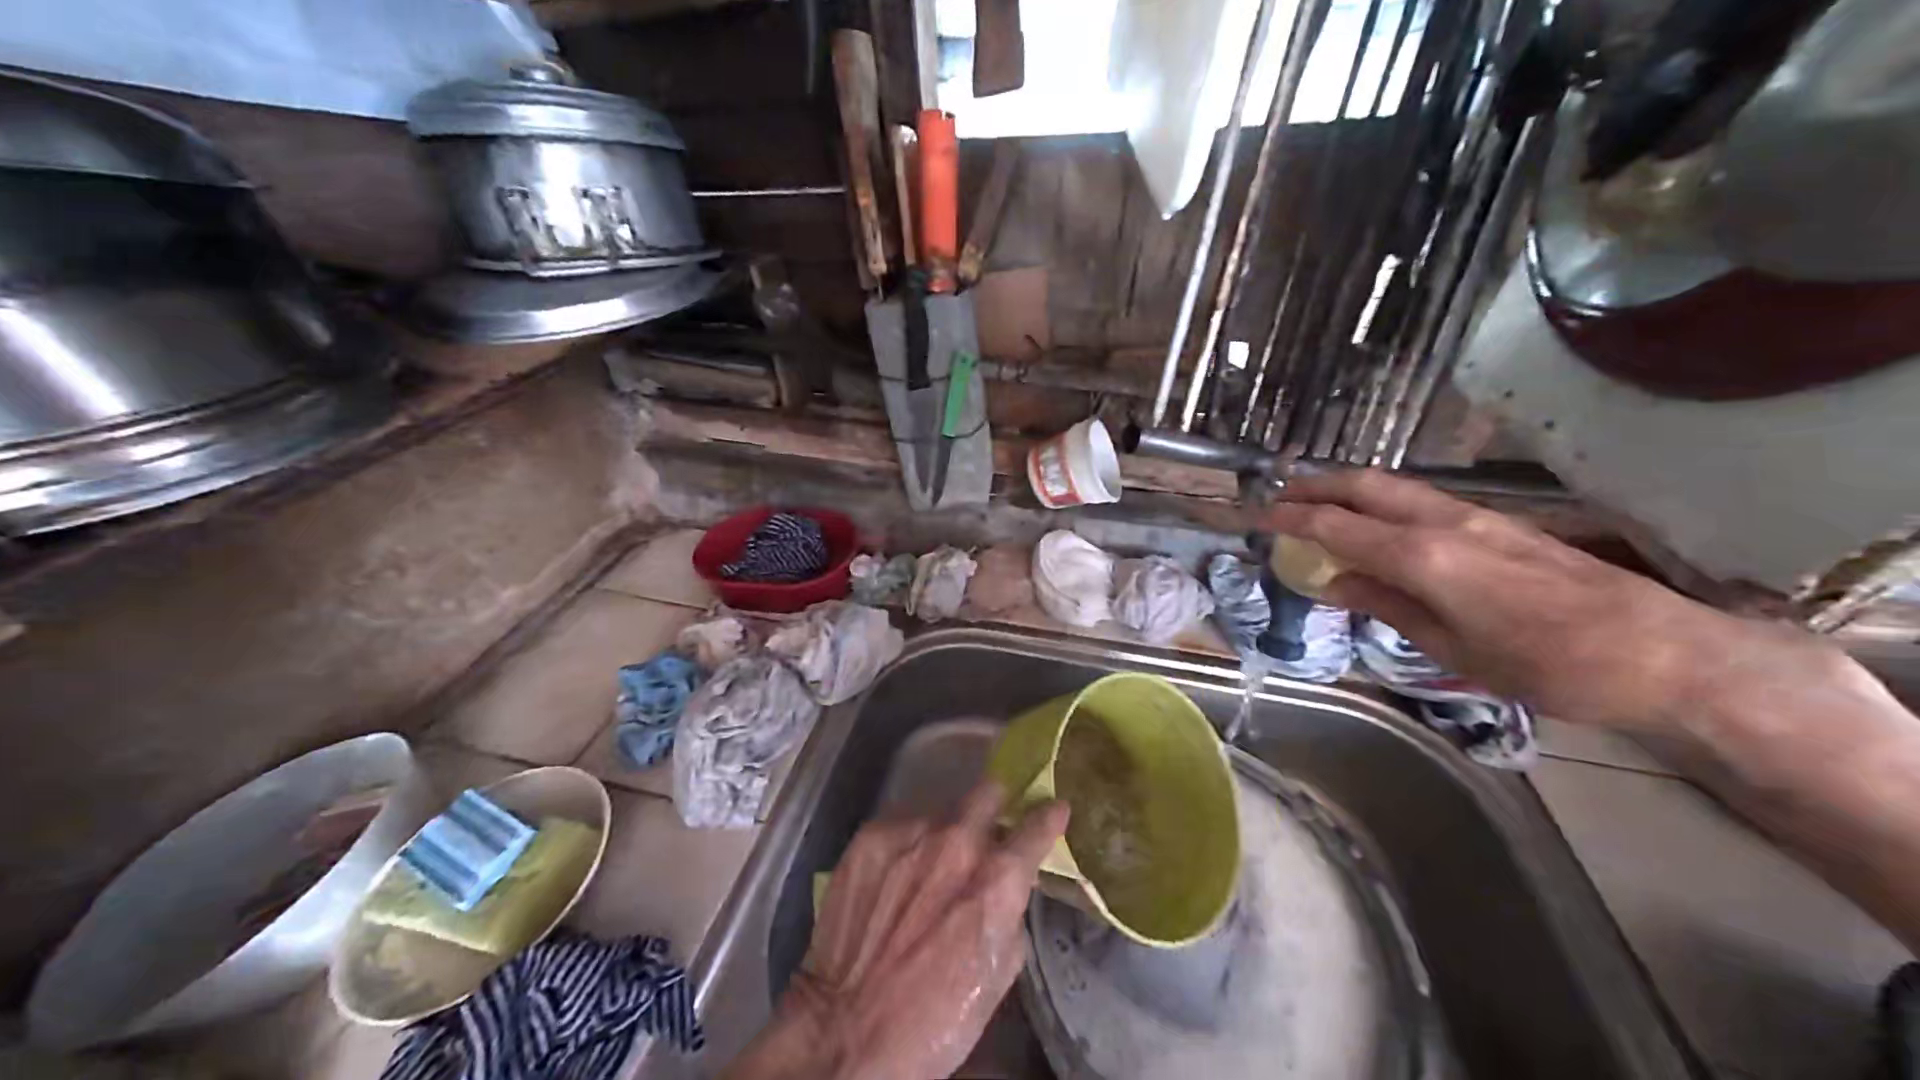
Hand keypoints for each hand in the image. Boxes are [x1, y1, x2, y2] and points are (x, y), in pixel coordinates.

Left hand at [721, 781, 1069, 1079]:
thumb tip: (1008, 886)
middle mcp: (956, 844)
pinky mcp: (870, 837)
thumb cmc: (934, 1018)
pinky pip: (902, 827)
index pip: (1037, 825)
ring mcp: (909, 834)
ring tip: (929, 871)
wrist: (845, 1029)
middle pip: (989, 792)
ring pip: (941, 815)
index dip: (1049, 816)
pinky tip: (895, 881)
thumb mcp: (998, 973)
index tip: (1054, 810)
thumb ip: (1009, 912)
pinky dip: (908, 847)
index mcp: (996, 880)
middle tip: (990, 825)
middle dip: (996, 805)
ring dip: (944, 836)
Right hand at [1266, 469, 1846, 732]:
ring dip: (1347, 488)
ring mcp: (1474, 516)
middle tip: (1278, 496)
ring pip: (1392, 486)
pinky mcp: (1497, 522)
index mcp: (1423, 558)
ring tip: (1317, 503)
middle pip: (1362, 486)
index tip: (1255, 516)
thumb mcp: (1452, 651)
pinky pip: (1420, 499)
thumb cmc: (1547, 666)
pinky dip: (1381, 500)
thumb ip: (1387, 607)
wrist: (1663, 651)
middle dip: (1313, 485)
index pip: (1336, 526)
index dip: (1290, 518)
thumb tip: (1334, 583)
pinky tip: (1377, 521)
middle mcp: (1442, 523)